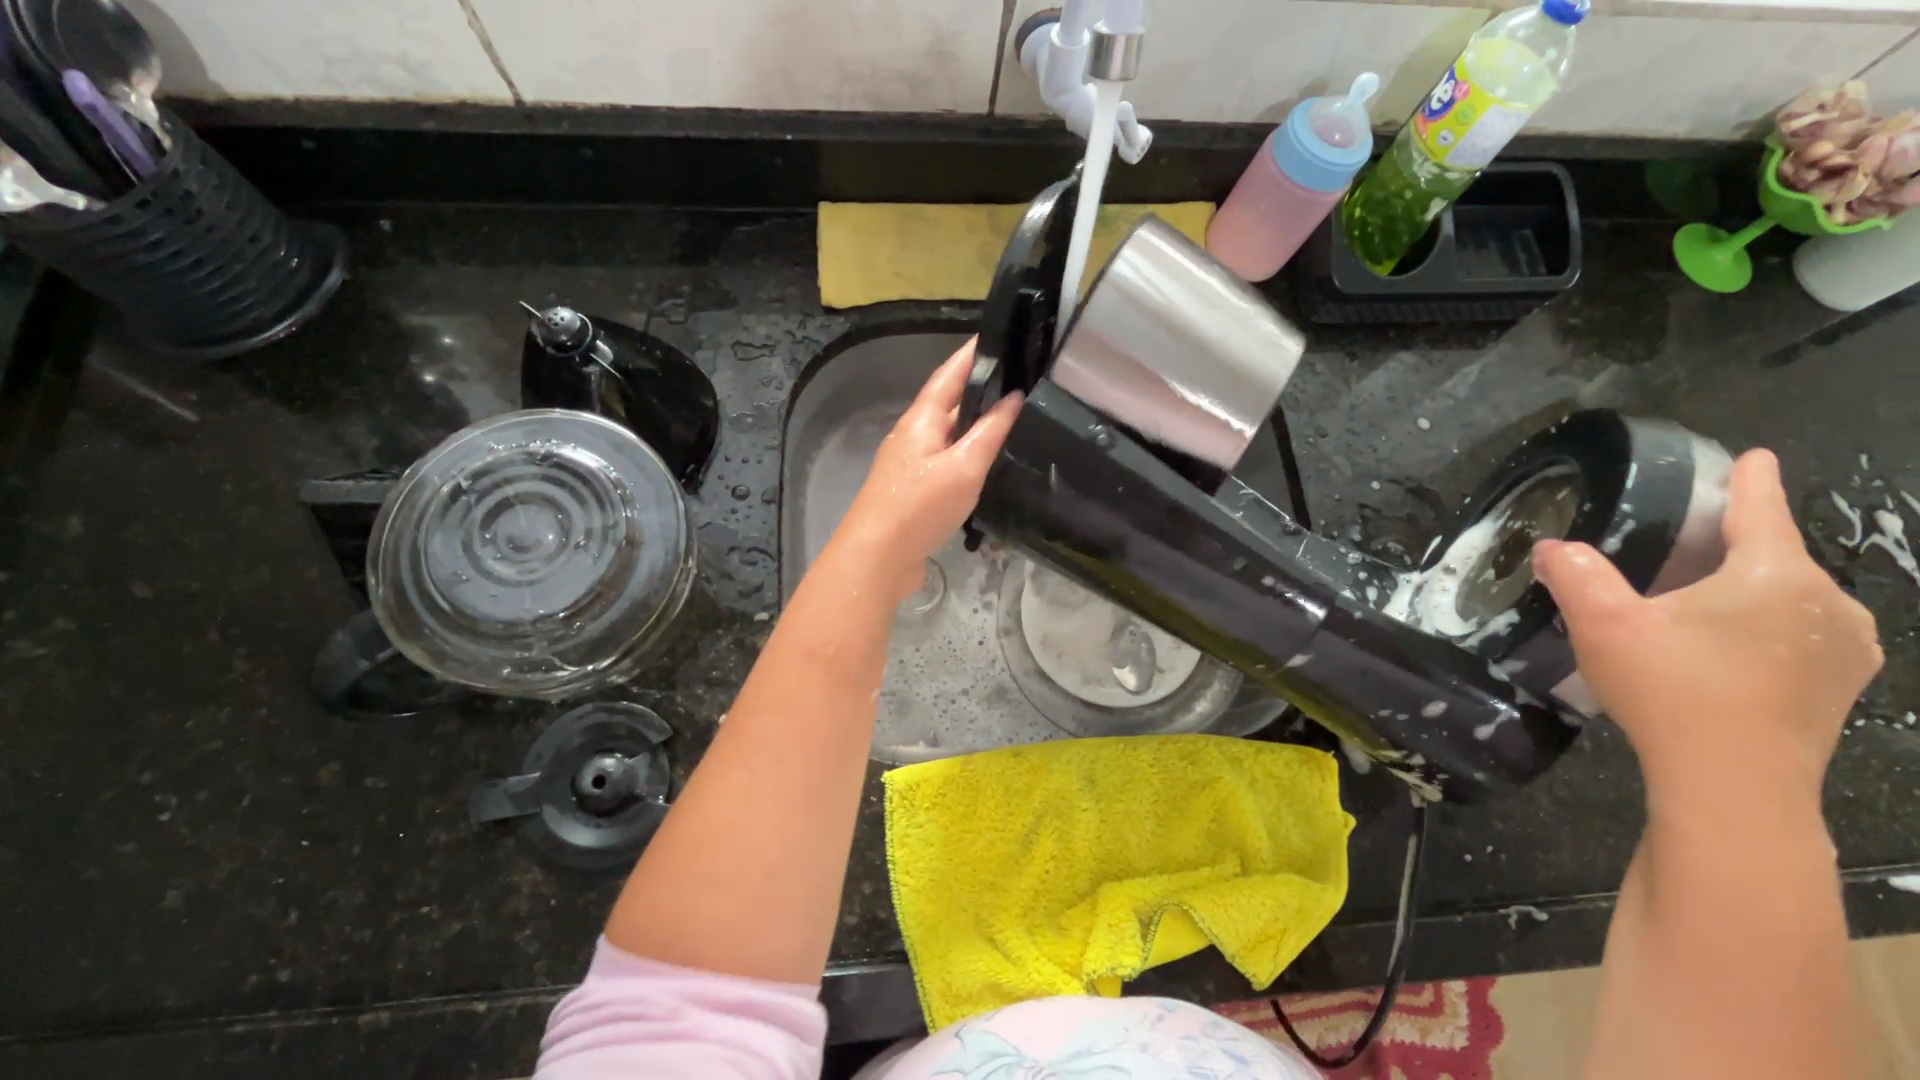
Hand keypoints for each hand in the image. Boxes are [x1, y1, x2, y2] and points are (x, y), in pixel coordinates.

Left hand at [833, 339, 1021, 600]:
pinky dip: (967, 452)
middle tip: (1018, 376)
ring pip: (947, 434)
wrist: (877, 557)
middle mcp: (912, 435)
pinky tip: (985, 462)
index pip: (949, 374)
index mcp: (921, 420)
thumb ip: (990, 432)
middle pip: (947, 402)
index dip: (971, 354)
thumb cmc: (920, 506)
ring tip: (1010, 415)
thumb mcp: (964, 467)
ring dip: (973, 422)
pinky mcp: (913, 491)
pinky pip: (945, 460)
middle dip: (978, 387)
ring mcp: (910, 465)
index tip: (997, 335)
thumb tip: (1014, 397)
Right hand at [1533, 450, 1881, 817]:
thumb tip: (1551, 547)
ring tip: (1706, 608)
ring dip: (1755, 593)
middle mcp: (1828, 601)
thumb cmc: (1673, 694)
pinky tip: (1740, 649)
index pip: (1762, 508)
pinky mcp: (1846, 683)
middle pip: (1775, 555)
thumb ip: (1576, 575)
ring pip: (1794, 597)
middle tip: (1684, 559)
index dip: (1752, 479)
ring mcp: (1849, 646)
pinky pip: (1809, 633)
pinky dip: (1775, 628)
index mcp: (1775, 574)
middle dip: (1735, 550)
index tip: (1755, 457)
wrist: (1735, 788)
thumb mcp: (1604, 626)